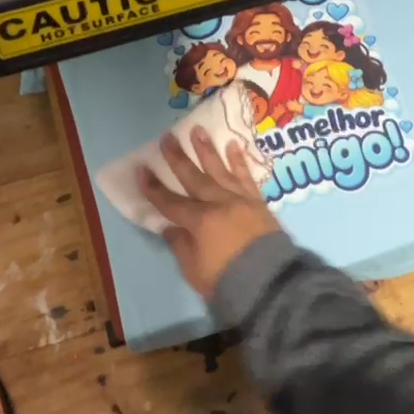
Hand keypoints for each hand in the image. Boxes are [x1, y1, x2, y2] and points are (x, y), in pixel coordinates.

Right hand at [138, 127, 281, 299]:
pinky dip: (239, 161)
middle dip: (178, 158)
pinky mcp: (258, 202)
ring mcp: (240, 200)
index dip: (153, 187)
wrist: (272, 284)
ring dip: (207, 150)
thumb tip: (171, 227)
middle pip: (193, 178)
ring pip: (219, 170)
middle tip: (167, 137)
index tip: (141, 168)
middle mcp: (217, 204)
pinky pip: (246, 177)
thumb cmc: (228, 281)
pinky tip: (233, 145)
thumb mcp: (194, 270)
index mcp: (198, 222)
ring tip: (197, 130)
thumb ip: (181, 246)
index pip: (169, 202)